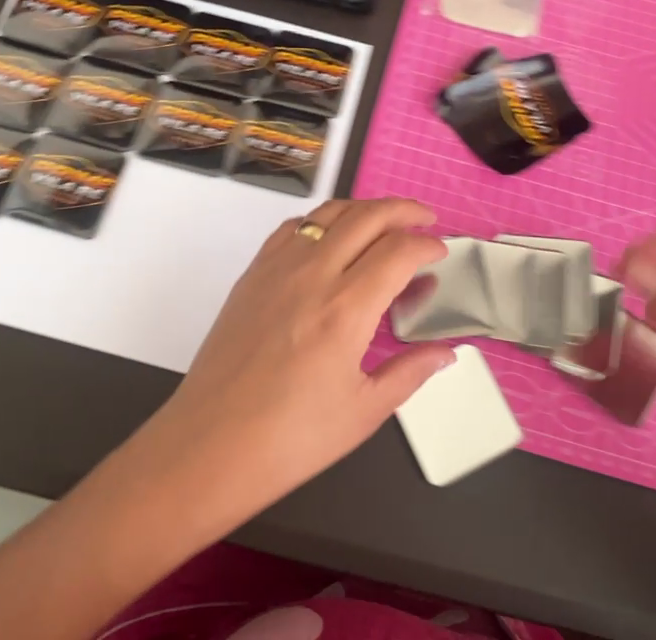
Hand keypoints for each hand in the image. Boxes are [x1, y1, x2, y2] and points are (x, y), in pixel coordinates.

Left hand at [134, 198, 454, 521]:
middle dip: (403, 210)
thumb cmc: (291, 439)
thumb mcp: (364, 411)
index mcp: (346, 310)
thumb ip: (410, 372)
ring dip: (363, 210)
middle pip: (366, 216)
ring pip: (327, 214)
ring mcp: (276, 270)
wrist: (210, 445)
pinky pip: (292, 229)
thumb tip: (445, 352)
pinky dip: (321, 222)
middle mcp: (312, 276)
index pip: (398, 251)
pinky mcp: (251, 276)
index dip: (427, 244)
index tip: (440, 252)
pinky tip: (330, 242)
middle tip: (425, 219)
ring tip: (384, 224)